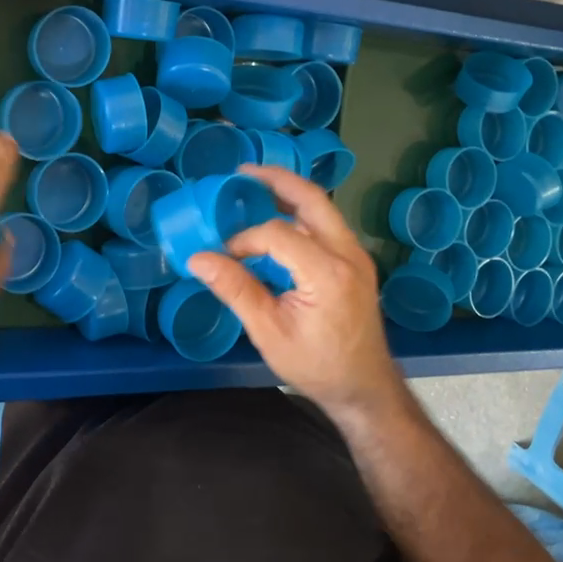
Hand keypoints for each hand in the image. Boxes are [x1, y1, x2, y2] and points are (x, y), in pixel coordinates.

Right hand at [188, 164, 405, 417]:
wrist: (365, 389)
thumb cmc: (316, 366)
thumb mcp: (269, 332)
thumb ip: (235, 289)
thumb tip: (197, 258)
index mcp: (327, 272)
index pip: (276, 234)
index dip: (243, 240)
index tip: (222, 258)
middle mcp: (347, 254)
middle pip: (311, 199)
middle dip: (275, 180)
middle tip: (241, 173)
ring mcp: (356, 256)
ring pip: (322, 208)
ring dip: (288, 194)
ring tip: (254, 187)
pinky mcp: (355, 262)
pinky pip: (326, 224)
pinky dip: (299, 213)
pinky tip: (276, 218)